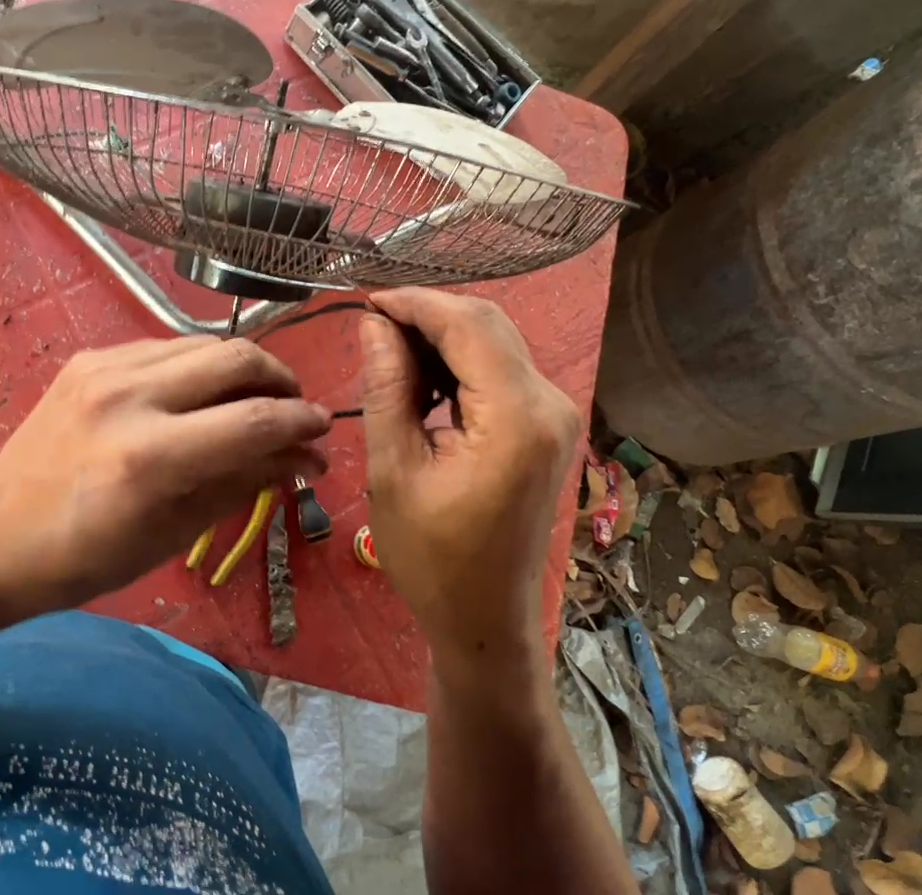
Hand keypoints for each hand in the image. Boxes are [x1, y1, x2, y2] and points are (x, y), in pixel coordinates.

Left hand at [0, 337, 332, 612]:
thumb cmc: (84, 558)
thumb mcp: (173, 533)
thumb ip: (243, 484)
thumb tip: (303, 459)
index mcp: (148, 456)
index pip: (253, 420)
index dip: (301, 423)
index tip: (324, 434)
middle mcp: (128, 396)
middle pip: (235, 358)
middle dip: (282, 380)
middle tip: (295, 410)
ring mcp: (103, 369)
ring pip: (203, 343)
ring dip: (242, 369)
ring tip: (255, 402)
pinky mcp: (88, 359)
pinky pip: (165, 348)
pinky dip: (197, 368)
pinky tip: (200, 398)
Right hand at [359, 289, 580, 662]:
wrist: (485, 620)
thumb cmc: (431, 557)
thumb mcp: (394, 470)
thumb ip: (386, 387)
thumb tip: (374, 323)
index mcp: (516, 416)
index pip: (467, 324)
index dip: (414, 303)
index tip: (365, 302)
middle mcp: (551, 403)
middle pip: (487, 325)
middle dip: (427, 316)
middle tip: (370, 330)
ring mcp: (557, 414)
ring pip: (495, 342)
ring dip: (443, 338)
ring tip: (389, 355)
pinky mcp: (548, 425)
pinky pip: (502, 370)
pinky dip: (461, 363)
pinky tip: (424, 380)